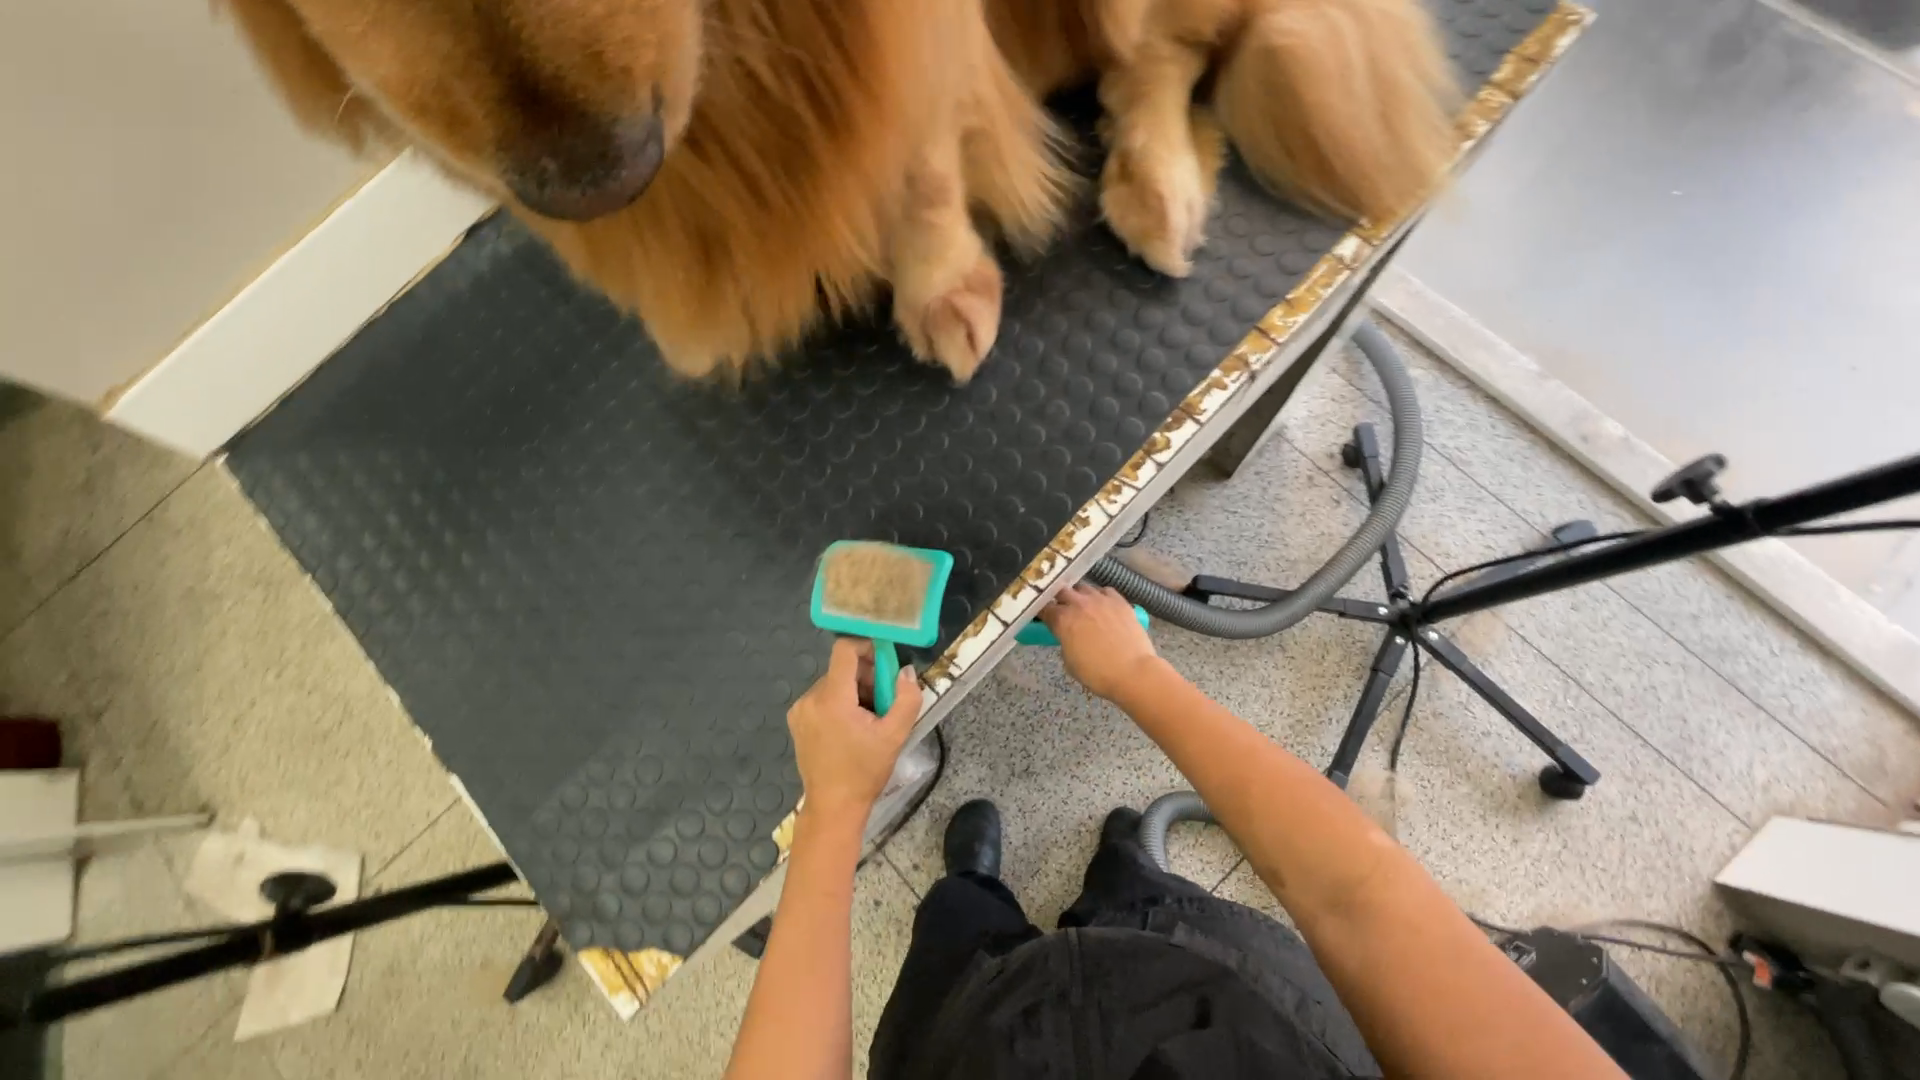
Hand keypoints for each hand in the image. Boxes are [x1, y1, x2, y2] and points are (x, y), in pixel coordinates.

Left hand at [787, 639, 922, 819]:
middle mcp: (810, 698)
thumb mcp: (894, 735)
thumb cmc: (865, 771)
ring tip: (870, 719)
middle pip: (842, 669)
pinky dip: (840, 703)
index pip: (844, 650)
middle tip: (884, 702)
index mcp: (832, 698)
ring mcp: (800, 710)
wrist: (834, 806)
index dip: (867, 647)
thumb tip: (905, 671)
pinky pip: (822, 699)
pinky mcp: (797, 722)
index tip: (886, 662)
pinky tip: (852, 728)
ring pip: (833, 684)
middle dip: (867, 678)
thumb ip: (906, 698)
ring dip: (854, 692)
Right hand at [1038, 584, 1162, 699]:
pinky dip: (1100, 596)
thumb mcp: (1069, 661)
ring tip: (1083, 605)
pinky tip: (1103, 605)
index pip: (1044, 608)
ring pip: (1083, 587)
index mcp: (1062, 620)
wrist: (1132, 671)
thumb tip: (1068, 634)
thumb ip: (1064, 641)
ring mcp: (1100, 599)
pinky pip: (1105, 591)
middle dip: (1059, 599)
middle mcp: (1078, 604)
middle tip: (1062, 609)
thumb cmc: (1097, 673)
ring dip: (1079, 595)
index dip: (1042, 612)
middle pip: (1061, 591)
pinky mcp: (1119, 601)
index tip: (1043, 616)